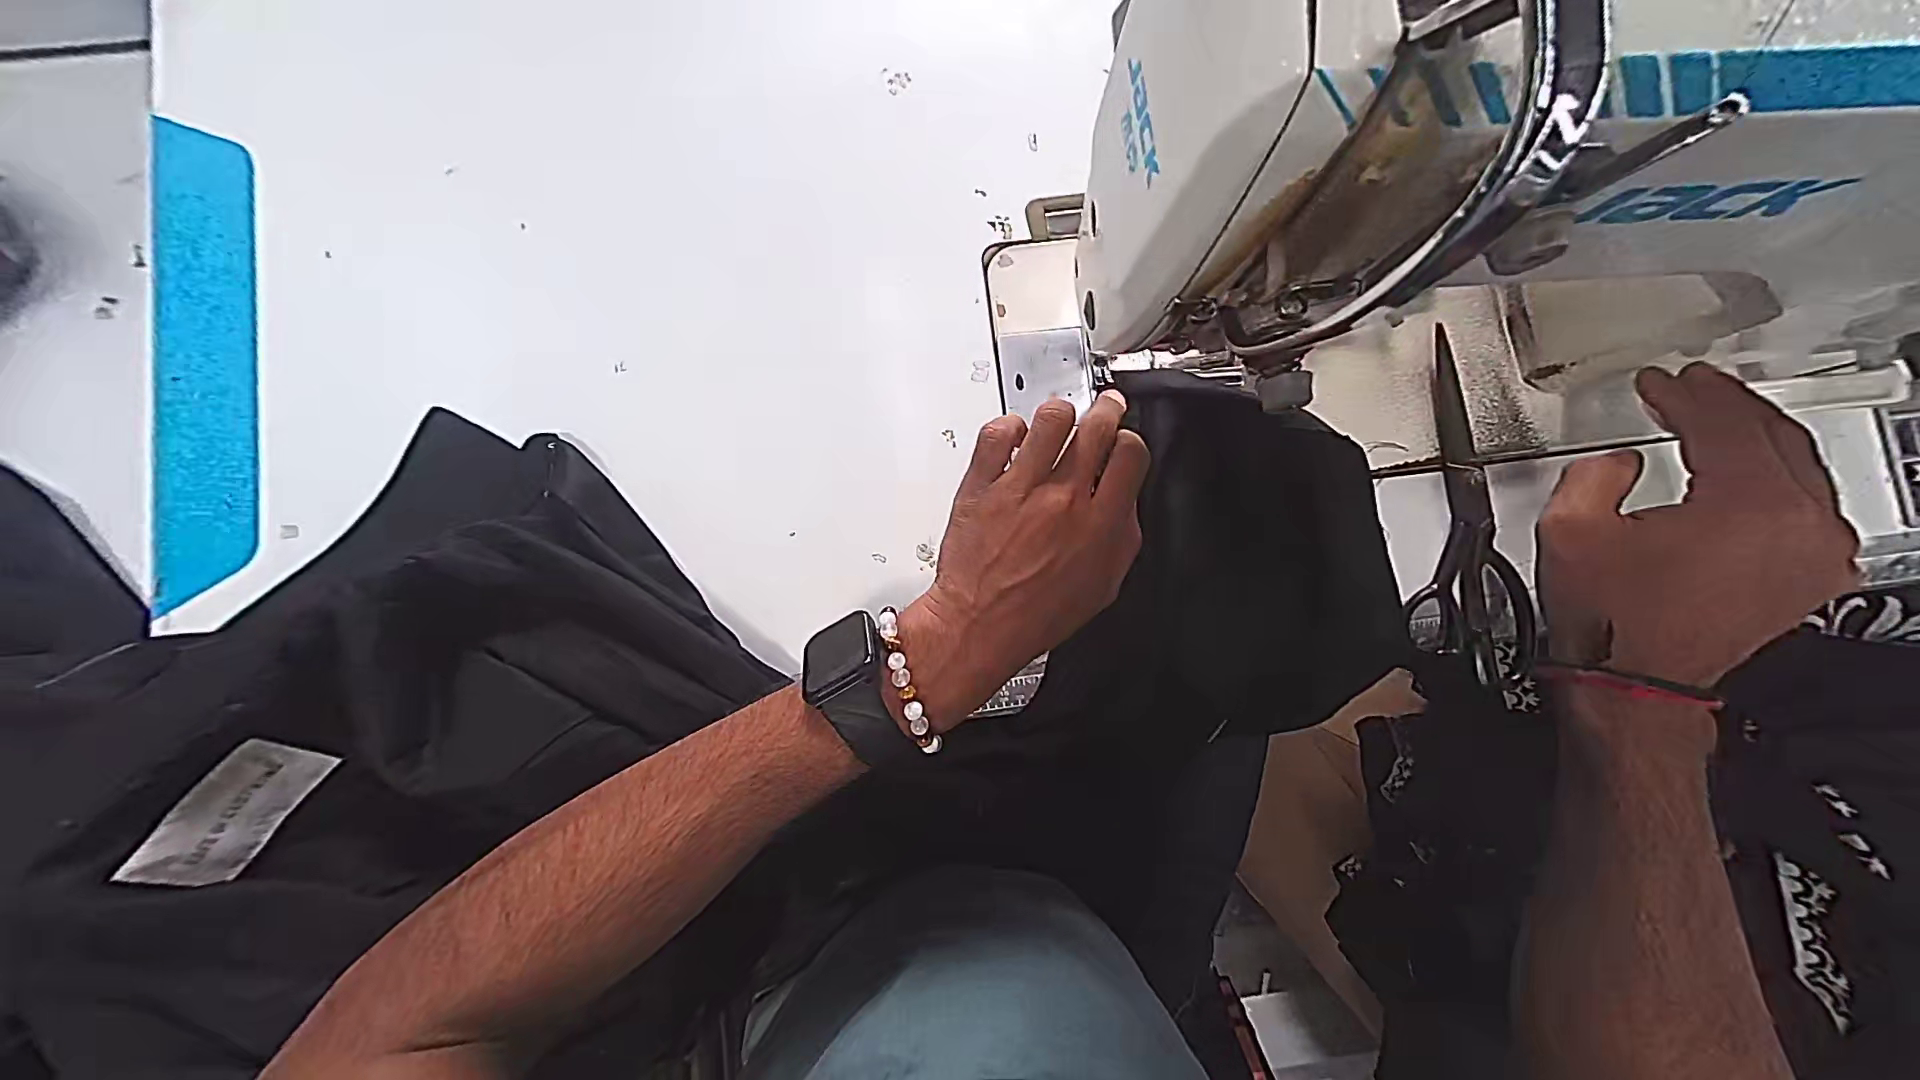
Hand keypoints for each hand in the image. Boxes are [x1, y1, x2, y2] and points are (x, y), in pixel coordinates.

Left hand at [893, 390, 1149, 730]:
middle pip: (1097, 427)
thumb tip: (1124, 502)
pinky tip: (1014, 437)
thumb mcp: (1102, 586)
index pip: (1130, 453)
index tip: (1123, 441)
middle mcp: (1062, 500)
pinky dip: (1010, 427)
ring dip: (1060, 413)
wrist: (980, 626)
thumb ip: (1120, 537)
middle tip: (1104, 407)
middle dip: (1106, 409)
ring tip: (1058, 420)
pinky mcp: (982, 485)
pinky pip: (998, 433)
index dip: (1130, 441)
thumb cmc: (1035, 614)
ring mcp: (1020, 488)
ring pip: (1051, 419)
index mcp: (1099, 524)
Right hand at [1537, 363, 1859, 687]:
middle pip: (1777, 439)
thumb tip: (1622, 462)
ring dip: (1755, 438)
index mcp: (1749, 507)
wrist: (1635, 676)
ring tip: (1718, 420)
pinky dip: (1771, 478)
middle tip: (1694, 387)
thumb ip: (1595, 474)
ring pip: (1800, 470)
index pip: (1725, 427)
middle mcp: (1803, 526)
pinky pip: (1805, 506)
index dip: (1686, 397)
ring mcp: (1817, 553)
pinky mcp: (1811, 574)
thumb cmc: (1612, 615)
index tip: (1662, 383)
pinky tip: (1746, 472)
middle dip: (1729, 406)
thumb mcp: (1568, 529)